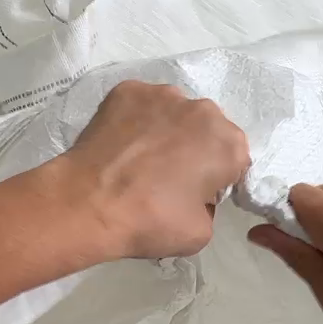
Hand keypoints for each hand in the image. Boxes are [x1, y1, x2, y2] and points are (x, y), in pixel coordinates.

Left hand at [45, 80, 249, 259]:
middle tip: (166, 175)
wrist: (89, 202)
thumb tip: (193, 193)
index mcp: (228, 143)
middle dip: (193, 147)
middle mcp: (201, 109)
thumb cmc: (151, 220)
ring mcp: (161, 94)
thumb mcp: (201, 233)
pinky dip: (134, 119)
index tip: (195, 193)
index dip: (216, 178)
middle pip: (205, 129)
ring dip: (165, 129)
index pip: (233, 159)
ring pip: (173, 112)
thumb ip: (209, 206)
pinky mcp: (126, 90)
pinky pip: (140, 105)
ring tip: (138, 158)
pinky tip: (120, 143)